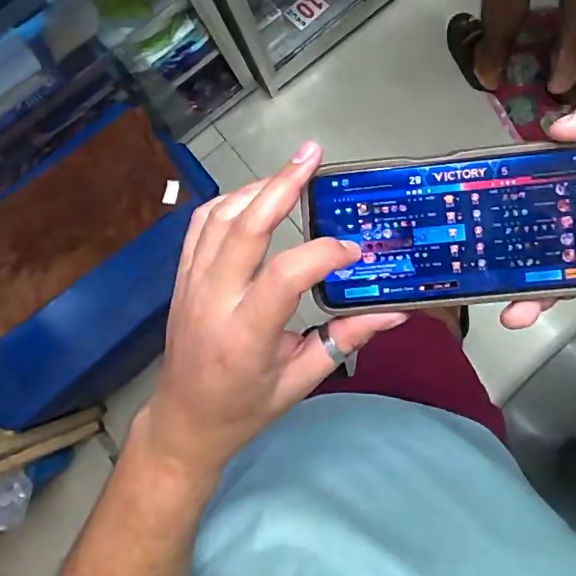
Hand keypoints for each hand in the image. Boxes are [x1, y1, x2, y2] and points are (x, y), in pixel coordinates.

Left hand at [138, 141, 407, 477]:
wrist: (183, 420)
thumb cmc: (245, 407)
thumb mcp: (299, 381)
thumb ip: (343, 340)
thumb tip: (393, 312)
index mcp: (245, 335)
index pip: (285, 277)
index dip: (323, 254)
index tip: (355, 251)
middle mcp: (213, 300)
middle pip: (244, 228)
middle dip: (280, 186)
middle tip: (311, 154)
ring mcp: (191, 283)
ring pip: (219, 218)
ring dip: (256, 188)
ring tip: (291, 173)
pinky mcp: (181, 276)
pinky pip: (200, 225)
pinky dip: (228, 202)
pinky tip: (254, 196)